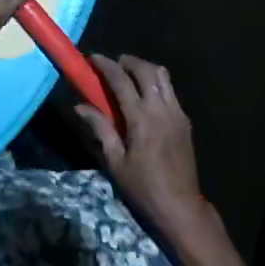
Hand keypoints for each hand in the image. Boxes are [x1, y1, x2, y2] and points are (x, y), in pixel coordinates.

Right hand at [79, 54, 202, 227]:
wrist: (181, 207)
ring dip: (144, 68)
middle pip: (145, 70)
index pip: (121, 79)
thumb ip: (100, 129)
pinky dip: (157, 82)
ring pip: (162, 75)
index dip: (105, 64)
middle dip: (127, 61)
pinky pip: (170, 89)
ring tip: (130, 74)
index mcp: (140, 118)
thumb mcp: (115, 162)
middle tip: (113, 64)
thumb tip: (79, 106)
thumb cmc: (144, 187)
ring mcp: (176, 112)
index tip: (93, 57)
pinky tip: (147, 94)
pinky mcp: (185, 120)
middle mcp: (160, 109)